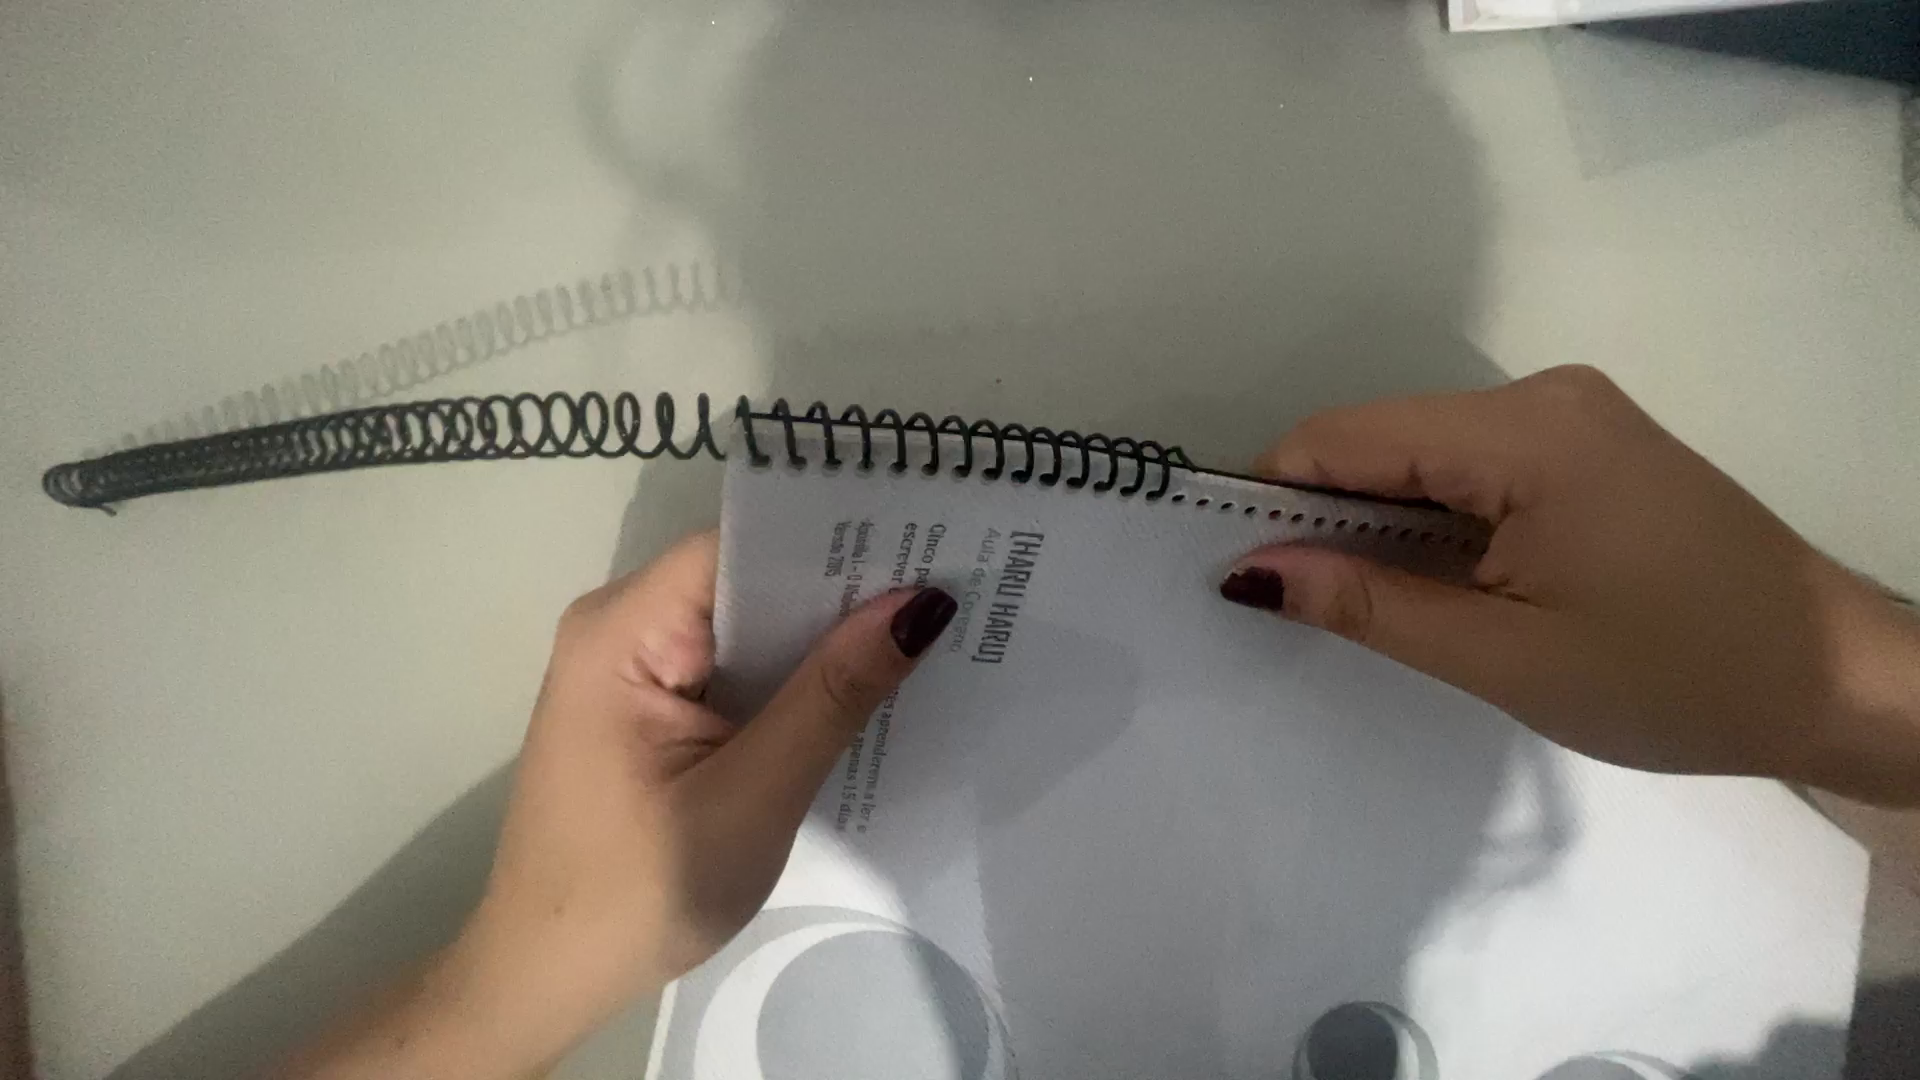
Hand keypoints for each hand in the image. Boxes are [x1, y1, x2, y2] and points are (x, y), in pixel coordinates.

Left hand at [277, 531, 956, 1078]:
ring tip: (921, 628)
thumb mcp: (752, 796)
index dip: (830, 544)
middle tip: (943, 589)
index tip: (920, 548)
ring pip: (751, 620)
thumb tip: (919, 607)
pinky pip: (741, 660)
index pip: (742, 548)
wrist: (545, 984)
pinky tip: (861, 679)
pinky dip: (798, 669)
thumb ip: (832, 695)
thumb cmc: (636, 896)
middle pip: (749, 577)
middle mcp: (624, 626)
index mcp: (622, 630)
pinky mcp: (656, 700)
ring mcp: (638, 663)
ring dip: (825, 630)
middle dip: (840, 586)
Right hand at [1221, 366, 1919, 805]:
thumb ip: (1363, 604)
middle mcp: (1536, 398)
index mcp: (1525, 435)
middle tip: (1298, 592)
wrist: (1845, 686)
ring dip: (1361, 515)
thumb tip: (1246, 574)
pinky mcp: (1567, 441)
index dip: (1274, 494)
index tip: (1242, 565)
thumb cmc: (1677, 679)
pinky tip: (1419, 568)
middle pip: (1369, 438)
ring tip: (1358, 590)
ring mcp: (1556, 414)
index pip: (1343, 437)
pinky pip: (1446, 463)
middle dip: (1315, 509)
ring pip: (1401, 451)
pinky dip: (1407, 513)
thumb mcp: (1500, 658)